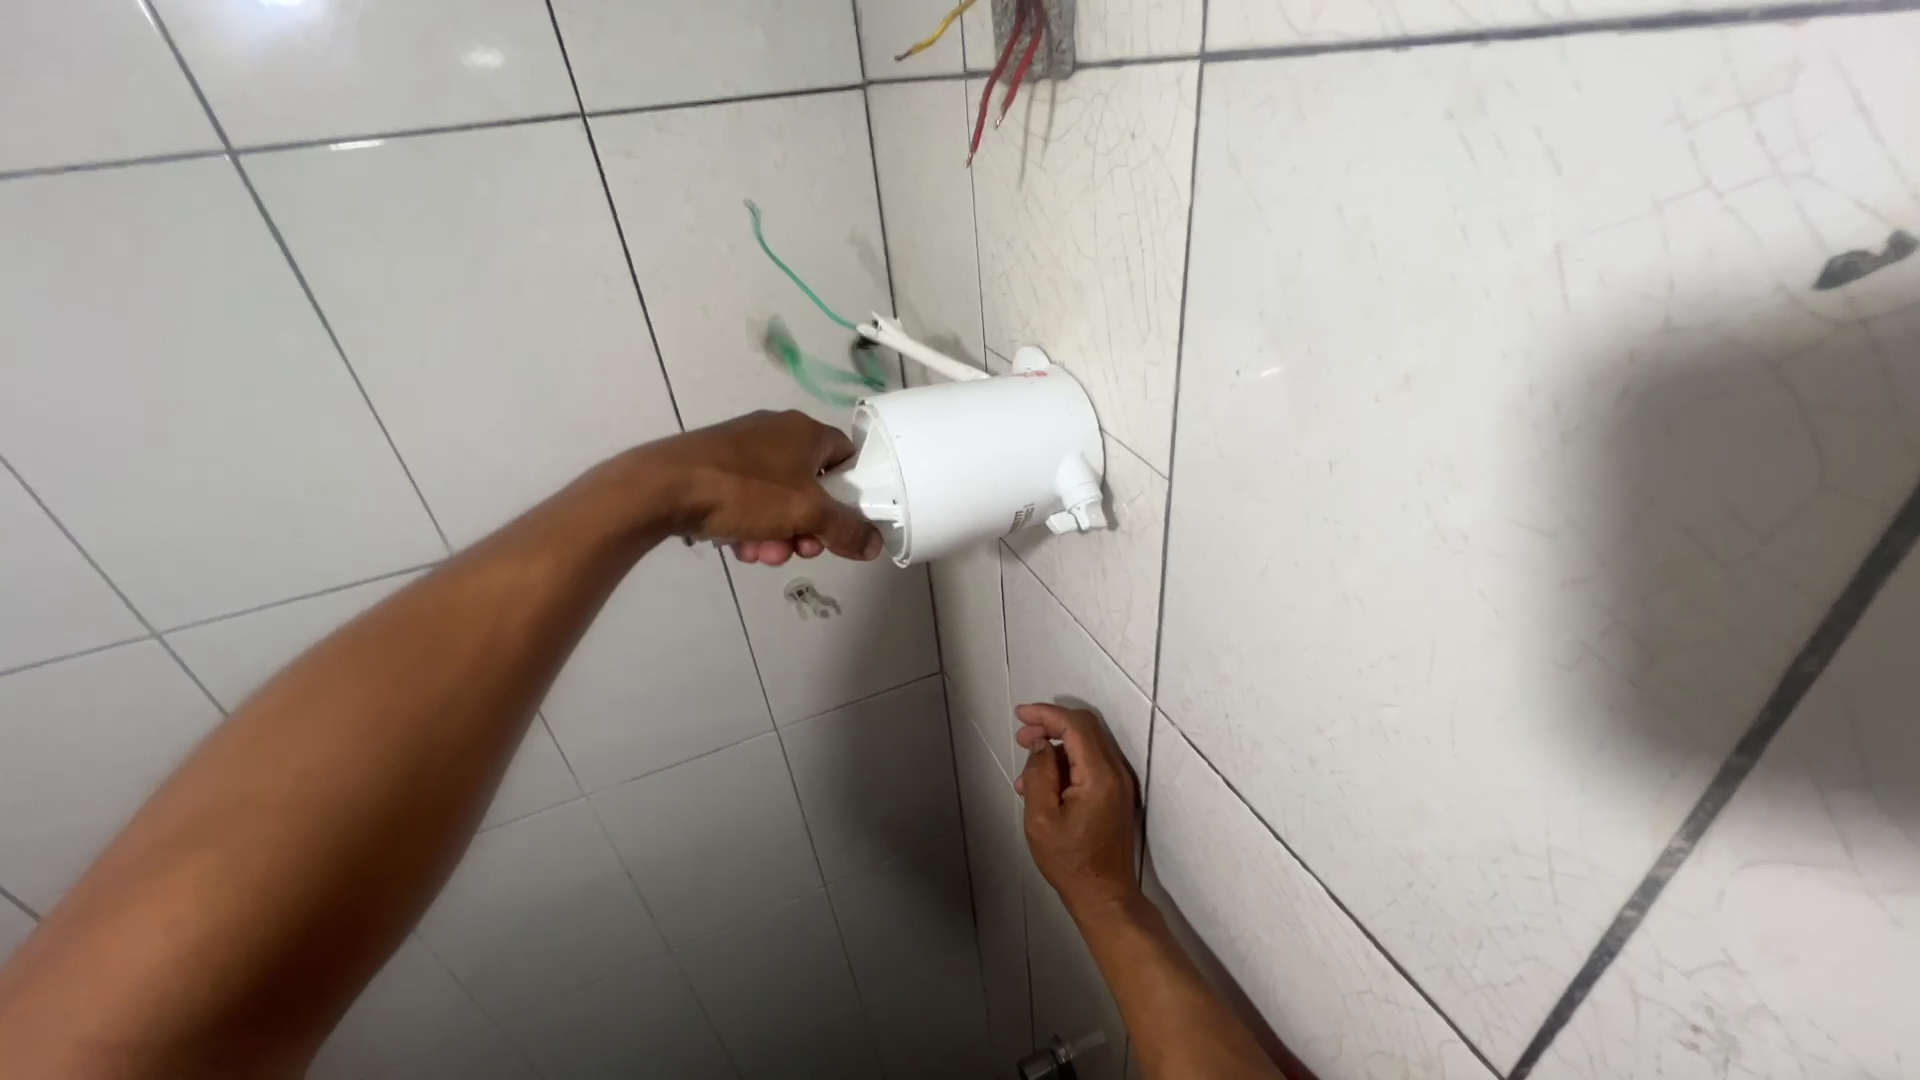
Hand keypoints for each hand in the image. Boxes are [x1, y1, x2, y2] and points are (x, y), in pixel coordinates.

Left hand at [643, 410, 880, 564]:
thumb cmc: (746, 490)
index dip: (851, 492)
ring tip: (763, 553)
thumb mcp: (807, 513)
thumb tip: (874, 544)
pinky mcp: (714, 470)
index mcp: (804, 431)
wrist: (664, 488)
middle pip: (811, 487)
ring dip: (779, 534)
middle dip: (809, 526)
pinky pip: (747, 503)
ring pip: (778, 501)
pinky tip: (740, 547)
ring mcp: (741, 451)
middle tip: (801, 549)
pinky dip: (750, 527)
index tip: (844, 523)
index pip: (846, 457)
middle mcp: (775, 434)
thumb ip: (846, 529)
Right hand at [1016, 703, 1140, 914]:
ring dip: (1058, 744)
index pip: (1075, 725)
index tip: (1020, 715)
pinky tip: (1044, 782)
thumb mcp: (1041, 819)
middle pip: (1085, 727)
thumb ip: (1039, 774)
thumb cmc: (1069, 861)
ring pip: (1088, 743)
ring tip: (1027, 766)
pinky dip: (1068, 760)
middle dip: (1051, 724)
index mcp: (1098, 776)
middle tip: (1022, 737)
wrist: (1104, 895)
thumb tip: (1042, 745)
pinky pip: (1091, 761)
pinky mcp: (1117, 793)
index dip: (1046, 714)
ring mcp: (1120, 782)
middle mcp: (1115, 772)